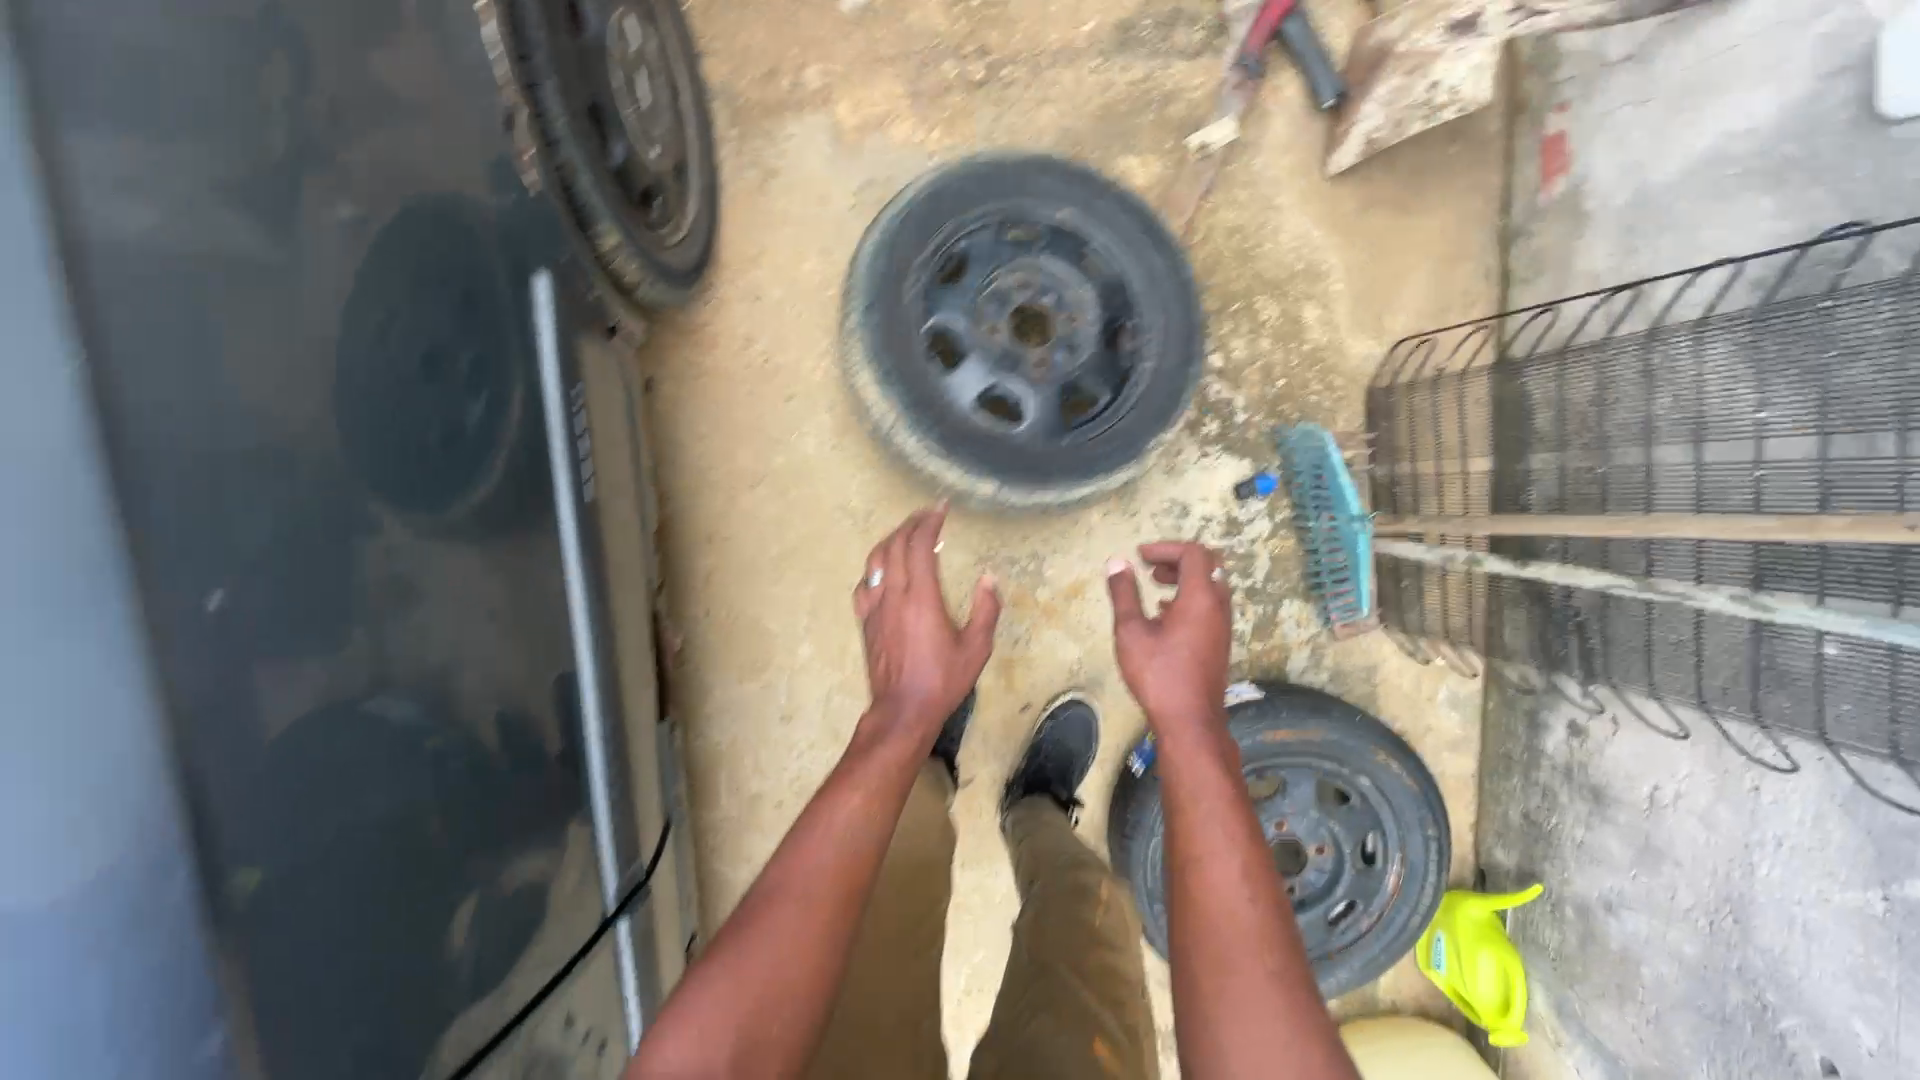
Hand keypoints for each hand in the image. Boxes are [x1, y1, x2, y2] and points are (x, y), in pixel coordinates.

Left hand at [852, 504, 1000, 743]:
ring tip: (906, 534)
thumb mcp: (976, 648)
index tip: (942, 508)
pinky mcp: (866, 622)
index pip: (920, 545)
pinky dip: (875, 567)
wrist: (902, 710)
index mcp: (921, 597)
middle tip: (928, 516)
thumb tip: (988, 579)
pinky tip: (883, 570)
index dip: (930, 522)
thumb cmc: (942, 680)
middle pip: (895, 545)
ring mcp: (875, 608)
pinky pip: (864, 584)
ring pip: (875, 560)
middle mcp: (894, 595)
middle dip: (911, 524)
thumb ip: (985, 610)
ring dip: (891, 540)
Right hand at [1105, 542, 1231, 739]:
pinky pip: (1210, 604)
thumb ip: (1124, 594)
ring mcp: (1222, 625)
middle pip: (1208, 564)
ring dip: (1184, 578)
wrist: (1190, 720)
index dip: (1165, 548)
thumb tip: (1117, 563)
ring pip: (1211, 585)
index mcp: (1200, 598)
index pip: (1193, 553)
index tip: (1140, 556)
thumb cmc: (1158, 674)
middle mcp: (1218, 606)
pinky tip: (1164, 614)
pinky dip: (1190, 596)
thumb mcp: (1131, 632)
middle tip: (1150, 567)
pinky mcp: (1220, 641)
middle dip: (1177, 559)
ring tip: (1155, 587)